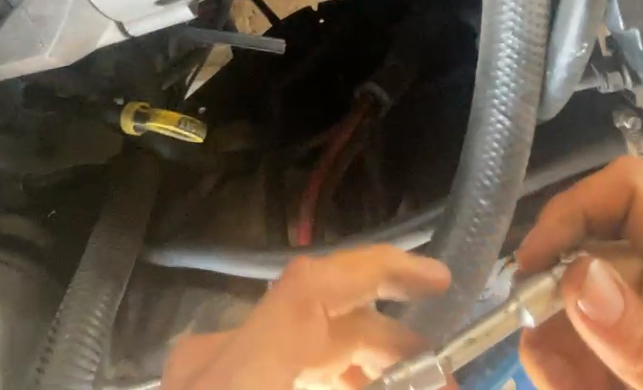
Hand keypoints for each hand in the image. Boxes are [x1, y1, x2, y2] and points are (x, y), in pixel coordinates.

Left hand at [162, 245, 450, 389]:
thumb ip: (362, 384)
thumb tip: (430, 377)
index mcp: (236, 371)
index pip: (312, 285)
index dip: (379, 266)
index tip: (439, 278)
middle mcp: (212, 358)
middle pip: (311, 318)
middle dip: (384, 337)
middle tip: (443, 371)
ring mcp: (199, 375)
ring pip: (293, 345)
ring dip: (353, 361)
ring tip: (407, 382)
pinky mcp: (199, 388)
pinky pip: (269, 368)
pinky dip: (315, 376)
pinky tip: (349, 389)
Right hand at [516, 157, 642, 389]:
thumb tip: (576, 275)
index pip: (631, 191)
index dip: (573, 209)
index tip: (534, 268)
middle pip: (590, 254)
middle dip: (553, 305)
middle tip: (544, 365)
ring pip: (580, 311)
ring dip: (560, 353)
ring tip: (569, 389)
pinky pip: (594, 353)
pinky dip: (573, 376)